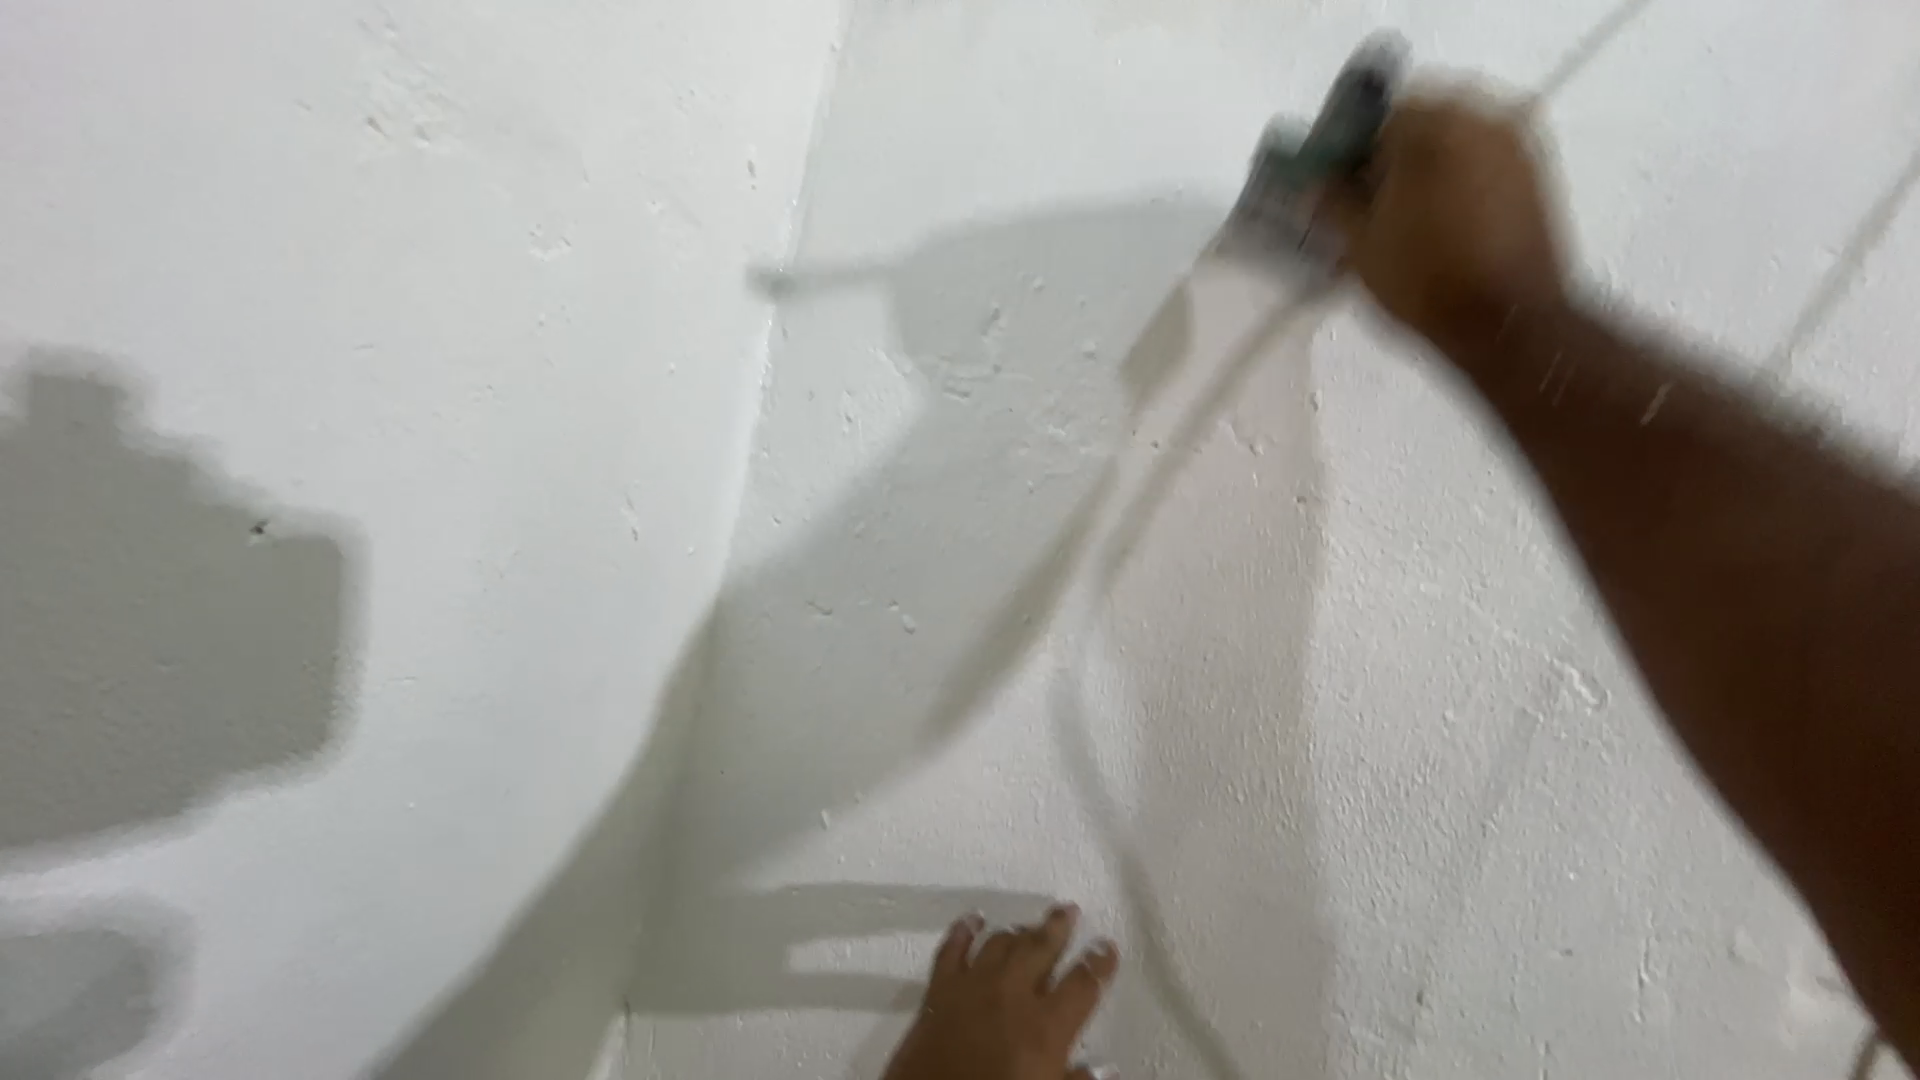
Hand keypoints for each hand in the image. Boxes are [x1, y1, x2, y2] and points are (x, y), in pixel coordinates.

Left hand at [882, 905, 1120, 1079]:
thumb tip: (1103, 1070)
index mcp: (1045, 1027)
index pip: (1082, 984)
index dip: (1098, 963)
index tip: (1106, 945)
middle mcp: (1013, 993)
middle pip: (1040, 947)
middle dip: (1057, 927)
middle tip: (1068, 909)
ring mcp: (974, 985)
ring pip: (1001, 942)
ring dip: (1018, 929)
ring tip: (1029, 923)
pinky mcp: (940, 988)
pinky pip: (953, 948)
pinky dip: (964, 930)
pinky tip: (973, 919)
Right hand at [1317, 87, 1570, 345]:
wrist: (1504, 321)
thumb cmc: (1423, 279)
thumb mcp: (1359, 245)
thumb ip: (1332, 204)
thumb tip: (1317, 185)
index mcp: (1435, 125)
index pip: (1377, 115)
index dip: (1346, 148)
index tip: (1331, 183)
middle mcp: (1483, 118)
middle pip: (1419, 124)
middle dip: (1385, 158)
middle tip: (1360, 202)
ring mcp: (1515, 146)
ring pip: (1451, 144)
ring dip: (1420, 172)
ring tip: (1395, 220)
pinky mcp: (1534, 177)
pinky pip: (1478, 165)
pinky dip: (1450, 184)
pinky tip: (1430, 226)